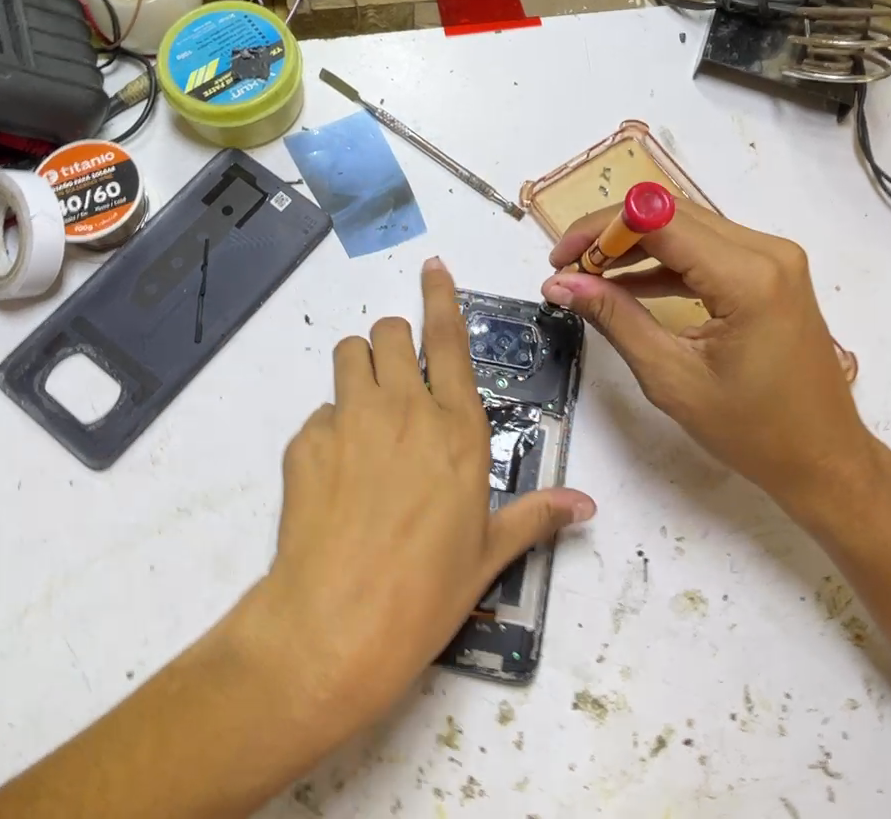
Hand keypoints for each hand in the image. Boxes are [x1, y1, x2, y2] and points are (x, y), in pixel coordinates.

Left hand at [258, 257, 594, 722]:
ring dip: (359, 368)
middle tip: (399, 381)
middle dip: (395, 343)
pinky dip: (330, 428)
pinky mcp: (304, 442)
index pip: (450, 339)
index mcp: (456, 427)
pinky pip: (319, 413)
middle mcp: (403, 408)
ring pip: (349, 354)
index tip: (432, 267)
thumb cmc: (428, 589)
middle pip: (390, 333)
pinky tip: (336, 478)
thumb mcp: (490, 552)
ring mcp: (349, 420)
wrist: (339, 623)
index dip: (440, 296)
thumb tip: (586, 506)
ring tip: (367, 414)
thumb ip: (536, 516)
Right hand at [541, 202, 890, 526]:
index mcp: (748, 277)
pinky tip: (625, 287)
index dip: (599, 230)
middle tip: (567, 272)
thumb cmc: (753, 431)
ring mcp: (773, 259)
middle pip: (670, 215)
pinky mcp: (770, 273)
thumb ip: (615, 319)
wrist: (823, 457)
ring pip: (685, 229)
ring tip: (587, 280)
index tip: (559, 260)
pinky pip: (705, 251)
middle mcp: (767, 251)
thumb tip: (560, 284)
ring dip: (632, 248)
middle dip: (609, 236)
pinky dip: (663, 264)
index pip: (657, 220)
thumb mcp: (671, 377)